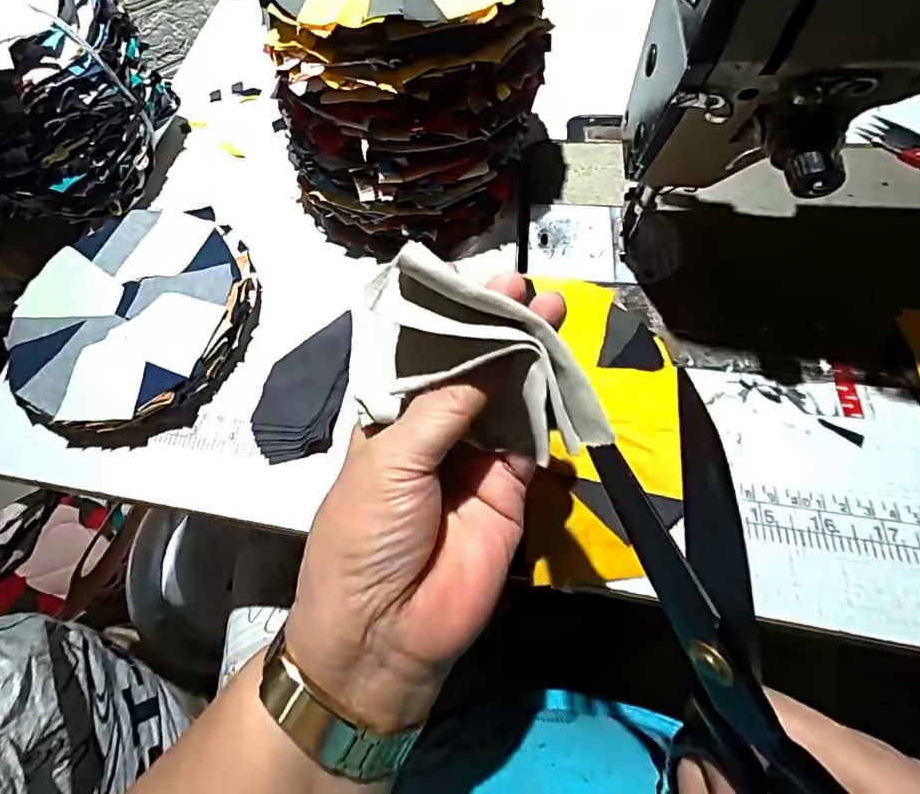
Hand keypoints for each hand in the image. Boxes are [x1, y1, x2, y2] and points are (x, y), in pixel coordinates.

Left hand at [286, 273, 566, 730]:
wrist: (386, 633)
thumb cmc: (364, 536)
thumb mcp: (391, 460)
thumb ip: (445, 407)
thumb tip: (489, 357)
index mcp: (395, 414)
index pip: (429, 354)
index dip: (456, 320)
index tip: (485, 286)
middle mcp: (437, 428)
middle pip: (475, 368)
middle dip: (499, 328)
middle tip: (528, 291)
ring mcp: (476, 455)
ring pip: (508, 394)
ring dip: (529, 356)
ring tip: (551, 312)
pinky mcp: (510, 485)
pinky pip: (531, 437)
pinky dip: (544, 403)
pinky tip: (555, 365)